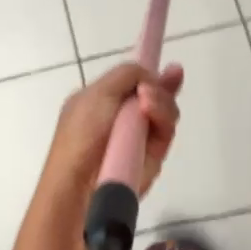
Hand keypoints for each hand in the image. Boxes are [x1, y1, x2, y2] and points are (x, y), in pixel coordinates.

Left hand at [41, 63, 184, 198]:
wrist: (81, 185)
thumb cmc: (82, 134)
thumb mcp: (98, 93)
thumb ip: (127, 74)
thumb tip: (152, 77)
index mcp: (100, 100)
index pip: (130, 82)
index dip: (148, 73)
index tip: (169, 64)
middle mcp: (121, 116)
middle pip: (153, 94)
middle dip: (160, 86)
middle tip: (161, 82)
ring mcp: (138, 136)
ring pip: (164, 111)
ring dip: (160, 102)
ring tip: (147, 103)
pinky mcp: (152, 156)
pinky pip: (166, 131)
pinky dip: (163, 120)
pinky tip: (152, 113)